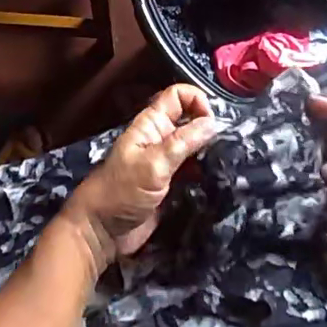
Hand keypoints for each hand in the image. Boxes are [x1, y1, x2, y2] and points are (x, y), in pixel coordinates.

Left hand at [62, 85, 223, 273]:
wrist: (101, 231)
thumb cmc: (122, 192)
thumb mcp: (154, 164)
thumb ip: (182, 142)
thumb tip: (213, 122)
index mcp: (151, 123)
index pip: (178, 95)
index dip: (197, 100)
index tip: (212, 123)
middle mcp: (160, 137)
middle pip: (189, 118)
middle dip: (208, 127)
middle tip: (225, 145)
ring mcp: (165, 161)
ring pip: (193, 144)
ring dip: (208, 150)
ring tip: (224, 163)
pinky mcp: (170, 183)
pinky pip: (192, 168)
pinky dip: (204, 170)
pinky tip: (215, 179)